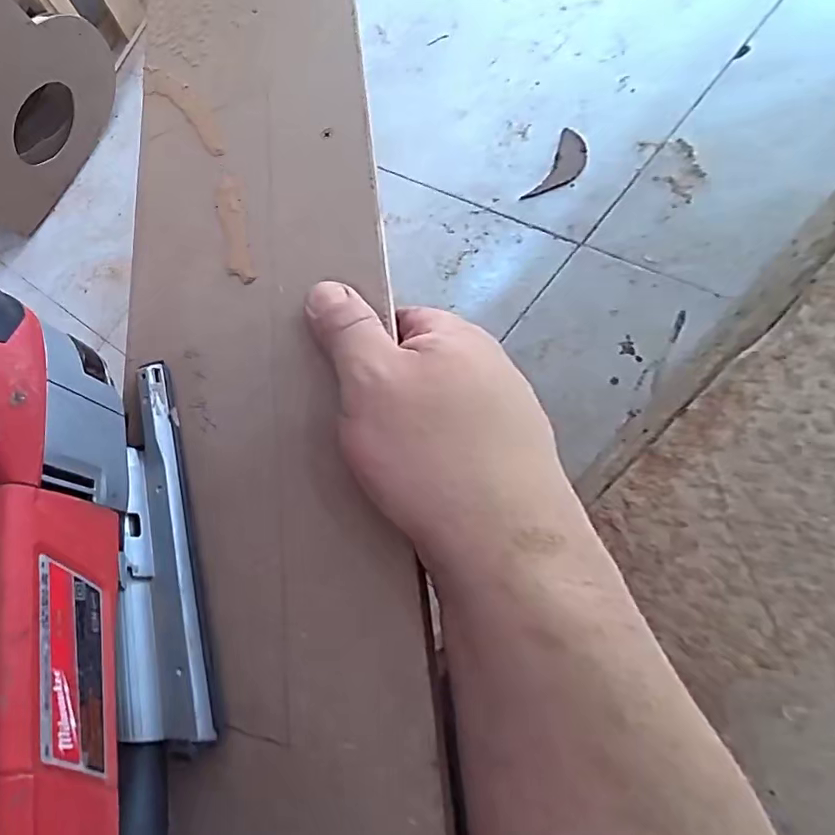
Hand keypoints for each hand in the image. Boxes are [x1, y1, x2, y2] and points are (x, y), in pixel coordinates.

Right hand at [302, 282, 586, 584]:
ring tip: (375, 460)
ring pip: (427, 408)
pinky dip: (422, 456)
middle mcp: (490, 368)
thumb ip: (348, 330)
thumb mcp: (370, 380)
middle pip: (410, 364)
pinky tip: (408, 483)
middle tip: (348, 423)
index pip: (393, 317)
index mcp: (458, 337)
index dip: (357, 344)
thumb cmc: (426, 453)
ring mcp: (506, 418)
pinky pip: (447, 444)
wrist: (501, 548)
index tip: (336, 380)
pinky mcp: (507, 463)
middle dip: (374, 390)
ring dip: (397, 426)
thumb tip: (328, 286)